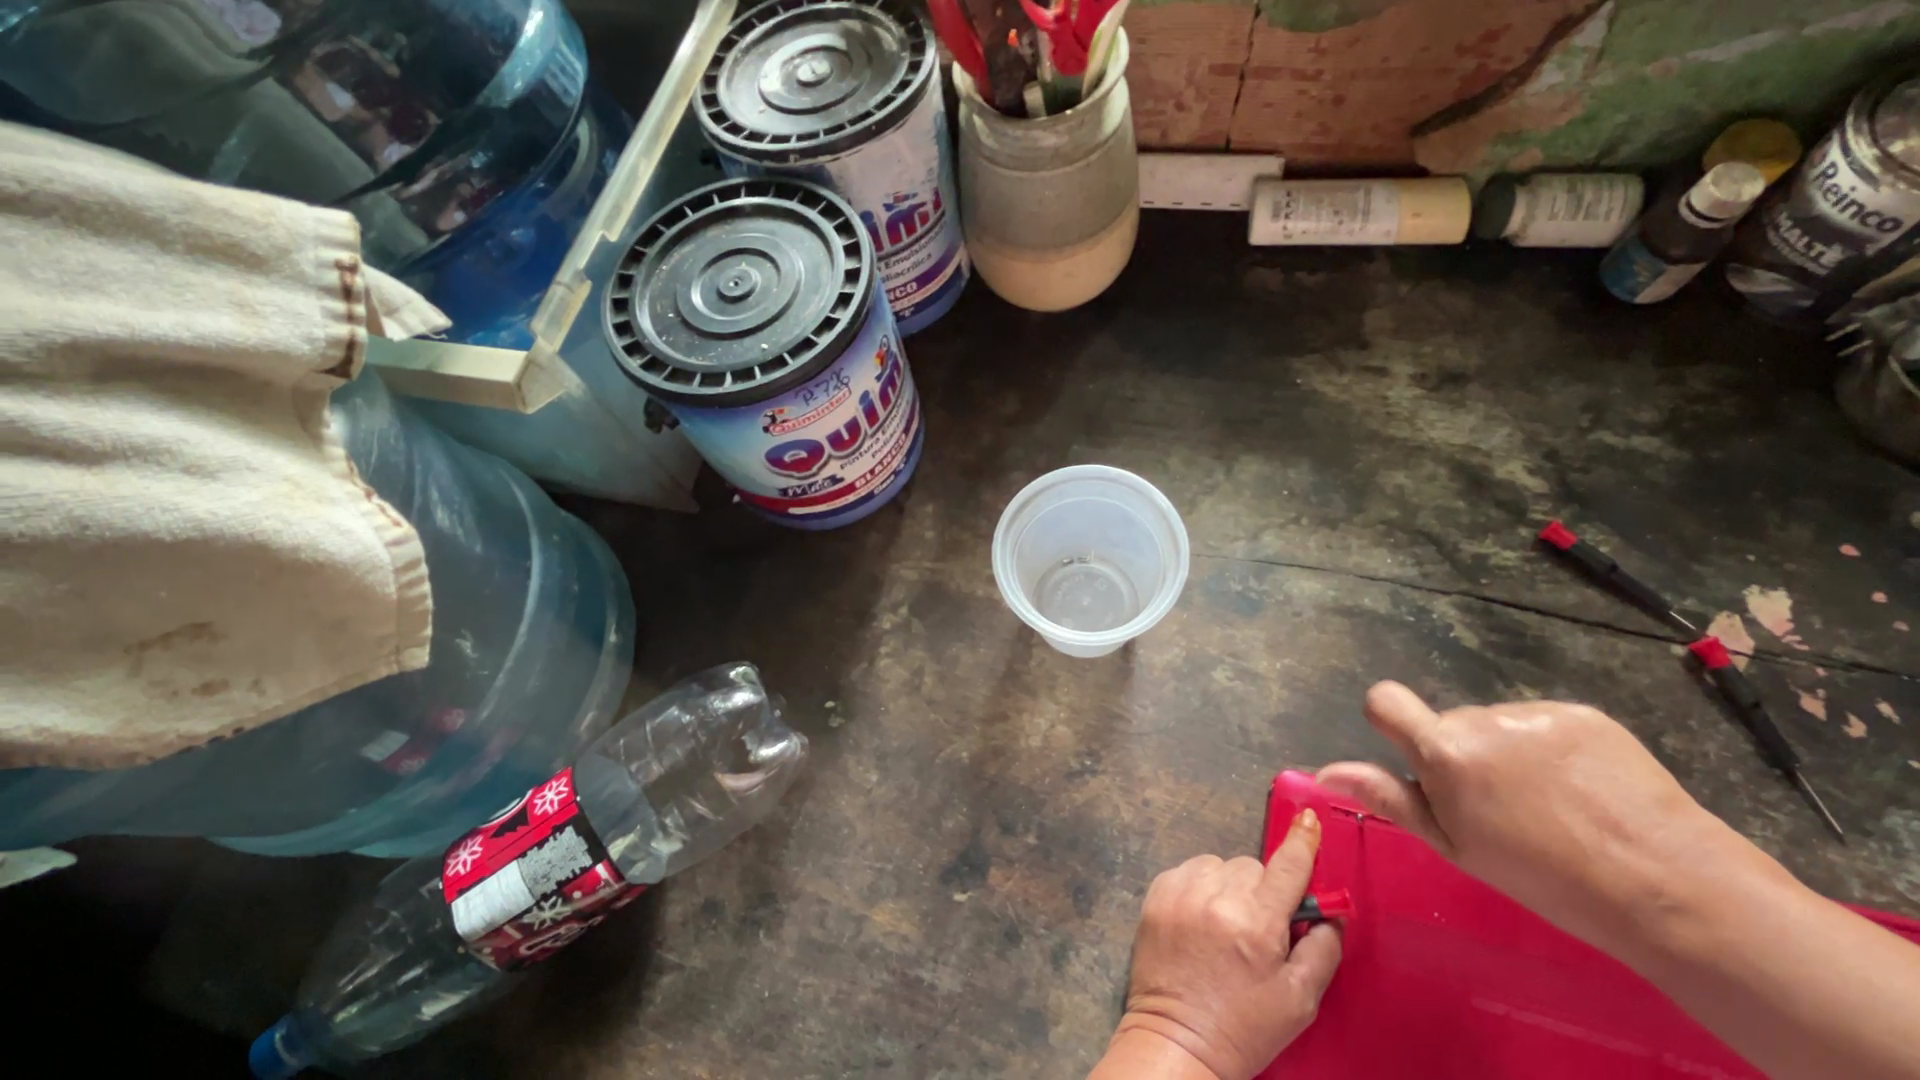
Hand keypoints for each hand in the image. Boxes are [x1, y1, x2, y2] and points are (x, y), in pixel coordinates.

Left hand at [1106, 809, 1341, 1079]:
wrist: (1177, 1041)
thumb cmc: (1244, 1026)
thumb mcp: (1300, 999)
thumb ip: (1322, 949)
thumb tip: (1330, 913)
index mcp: (1257, 922)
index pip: (1287, 865)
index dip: (1302, 841)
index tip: (1309, 820)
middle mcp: (1216, 896)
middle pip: (1252, 867)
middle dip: (1262, 890)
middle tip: (1259, 929)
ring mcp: (1181, 892)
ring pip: (1218, 865)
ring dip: (1228, 885)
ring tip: (1225, 925)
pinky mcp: (1155, 895)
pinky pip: (1188, 871)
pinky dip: (1199, 886)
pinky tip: (1201, 918)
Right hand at [1316, 681, 1735, 956]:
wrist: (1663, 880)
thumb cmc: (1543, 877)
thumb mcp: (1455, 846)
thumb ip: (1392, 799)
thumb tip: (1326, 771)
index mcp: (1444, 752)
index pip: (1384, 700)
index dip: (1387, 719)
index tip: (1412, 752)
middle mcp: (1482, 718)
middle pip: (1451, 725)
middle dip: (1462, 756)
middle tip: (1502, 809)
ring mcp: (1535, 712)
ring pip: (1498, 726)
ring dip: (1507, 754)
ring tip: (1551, 803)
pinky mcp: (1582, 713)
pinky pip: (1543, 724)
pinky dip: (1550, 750)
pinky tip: (1582, 789)